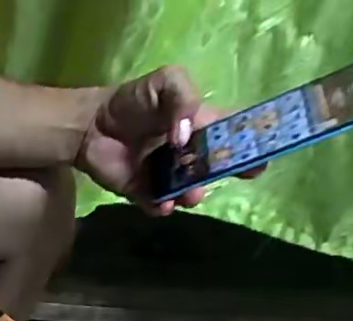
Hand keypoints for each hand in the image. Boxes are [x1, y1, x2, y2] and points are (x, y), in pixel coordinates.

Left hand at [75, 66, 252, 214]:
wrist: (92, 125)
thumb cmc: (133, 100)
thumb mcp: (166, 82)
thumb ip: (183, 99)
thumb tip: (185, 137)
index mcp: (197, 125)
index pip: (228, 136)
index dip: (246, 147)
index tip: (260, 160)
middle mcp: (184, 154)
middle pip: (210, 169)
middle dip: (222, 176)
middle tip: (232, 178)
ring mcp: (163, 176)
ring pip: (184, 191)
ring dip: (191, 195)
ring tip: (191, 196)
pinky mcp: (141, 192)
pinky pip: (155, 205)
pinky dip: (162, 208)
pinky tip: (164, 206)